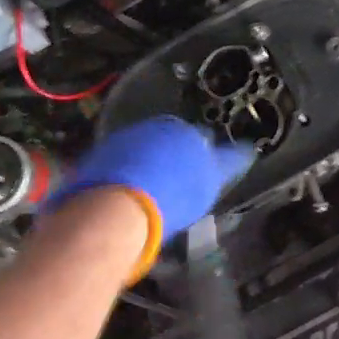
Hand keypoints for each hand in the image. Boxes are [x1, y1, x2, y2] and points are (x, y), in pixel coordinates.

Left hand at [51, 116, 253, 239]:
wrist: (117, 209)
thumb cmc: (173, 194)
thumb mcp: (211, 180)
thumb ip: (229, 162)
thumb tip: (247, 150)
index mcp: (179, 130)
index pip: (196, 135)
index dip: (200, 152)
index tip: (201, 169)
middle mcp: (147, 130)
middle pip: (163, 142)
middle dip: (170, 156)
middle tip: (175, 181)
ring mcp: (116, 144)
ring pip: (136, 152)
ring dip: (144, 166)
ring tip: (150, 192)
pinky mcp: (91, 163)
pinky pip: (113, 168)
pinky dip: (121, 178)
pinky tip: (124, 198)